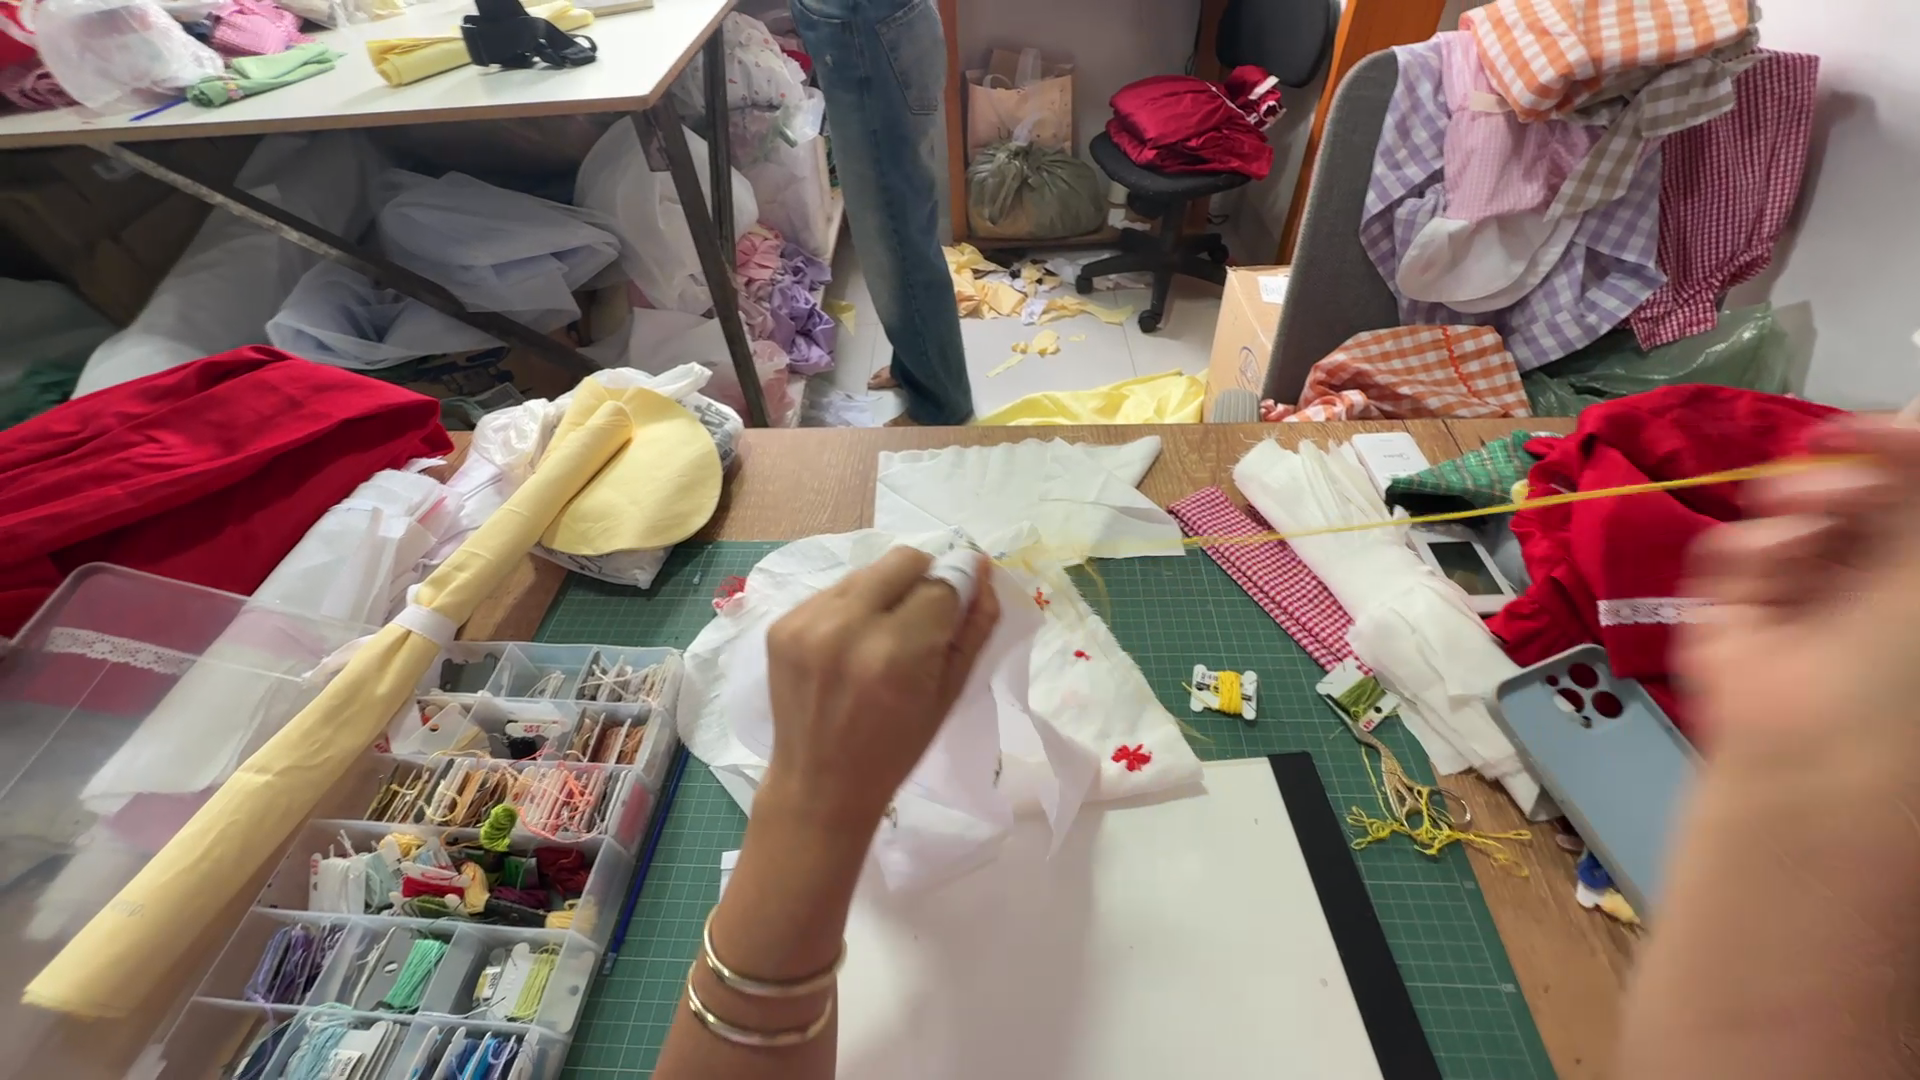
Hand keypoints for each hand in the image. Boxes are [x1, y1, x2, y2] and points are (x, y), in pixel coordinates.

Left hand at [758, 546, 1000, 829]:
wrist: (819, 785)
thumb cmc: (896, 749)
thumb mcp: (950, 694)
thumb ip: (974, 628)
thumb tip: (982, 571)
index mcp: (895, 654)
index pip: (942, 585)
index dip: (959, 588)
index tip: (962, 600)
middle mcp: (846, 627)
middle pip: (904, 561)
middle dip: (925, 578)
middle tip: (925, 615)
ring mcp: (807, 622)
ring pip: (868, 571)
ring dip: (888, 590)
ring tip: (885, 633)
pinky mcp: (781, 623)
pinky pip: (835, 590)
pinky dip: (854, 606)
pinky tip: (852, 643)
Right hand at [1680, 418, 1919, 744]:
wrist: (1812, 737)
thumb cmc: (1902, 669)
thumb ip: (1918, 490)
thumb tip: (1901, 417)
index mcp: (1916, 567)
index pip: (1903, 488)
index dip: (1895, 450)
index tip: (1877, 426)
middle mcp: (1870, 567)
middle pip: (1850, 491)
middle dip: (1842, 472)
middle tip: (1837, 455)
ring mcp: (1798, 581)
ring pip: (1786, 513)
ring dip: (1794, 510)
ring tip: (1799, 528)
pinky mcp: (1732, 595)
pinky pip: (1733, 549)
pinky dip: (1748, 554)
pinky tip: (1764, 574)